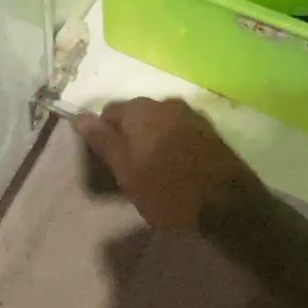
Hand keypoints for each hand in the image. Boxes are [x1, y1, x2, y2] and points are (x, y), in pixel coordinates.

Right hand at [72, 98, 254, 232]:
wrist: (228, 204)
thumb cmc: (167, 190)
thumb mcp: (126, 172)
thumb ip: (103, 141)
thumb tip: (79, 116)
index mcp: (140, 110)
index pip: (109, 112)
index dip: (105, 137)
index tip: (111, 162)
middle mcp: (165, 103)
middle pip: (136, 115)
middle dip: (130, 136)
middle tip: (132, 170)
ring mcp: (191, 114)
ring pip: (160, 123)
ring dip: (153, 139)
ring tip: (156, 170)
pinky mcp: (210, 130)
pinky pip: (181, 131)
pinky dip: (174, 144)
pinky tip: (178, 167)